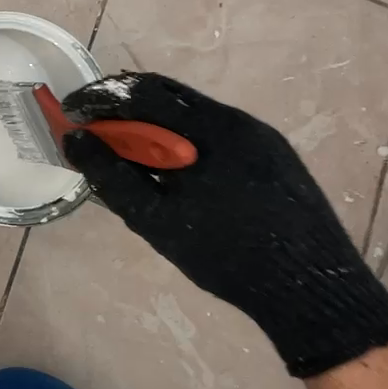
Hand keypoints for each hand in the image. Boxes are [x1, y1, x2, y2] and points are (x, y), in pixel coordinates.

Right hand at [62, 72, 387, 378]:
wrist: (317, 295)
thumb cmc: (228, 257)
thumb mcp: (155, 220)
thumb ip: (109, 175)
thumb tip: (74, 138)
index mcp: (210, 129)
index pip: (141, 93)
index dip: (99, 97)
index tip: (70, 111)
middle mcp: (237, 121)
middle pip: (167, 95)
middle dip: (122, 104)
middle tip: (93, 125)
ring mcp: (261, 137)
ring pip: (191, 113)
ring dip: (152, 121)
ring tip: (126, 148)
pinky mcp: (275, 156)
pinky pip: (214, 132)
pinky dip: (180, 137)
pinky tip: (171, 167)